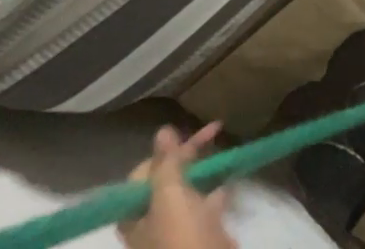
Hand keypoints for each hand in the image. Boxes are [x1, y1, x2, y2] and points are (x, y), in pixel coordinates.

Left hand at [118, 123, 234, 248]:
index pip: (144, 172)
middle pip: (168, 177)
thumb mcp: (171, 195)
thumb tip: (163, 130)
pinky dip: (217, 186)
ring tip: (224, 150)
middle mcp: (150, 218)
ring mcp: (175, 225)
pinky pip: (206, 201)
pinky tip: (230, 176)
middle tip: (217, 129)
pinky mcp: (199, 230)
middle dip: (190, 154)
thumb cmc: (181, 234)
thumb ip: (166, 163)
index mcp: (134, 213)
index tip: (190, 133)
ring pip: (189, 187)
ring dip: (205, 167)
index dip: (167, 151)